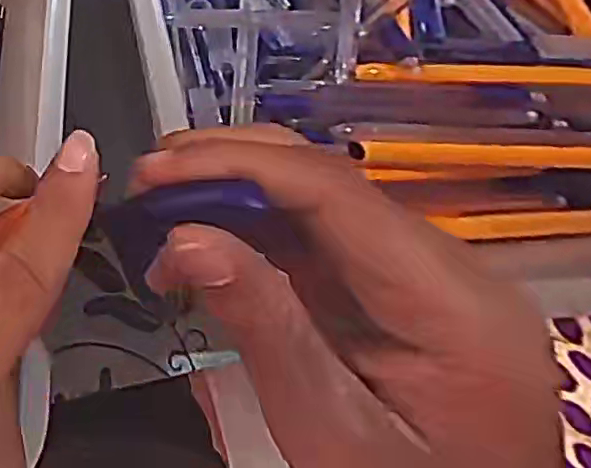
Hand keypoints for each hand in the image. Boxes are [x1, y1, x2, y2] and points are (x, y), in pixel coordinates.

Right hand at [133, 126, 559, 467]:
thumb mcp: (331, 429)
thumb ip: (262, 328)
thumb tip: (183, 239)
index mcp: (445, 296)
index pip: (326, 185)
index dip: (232, 163)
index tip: (156, 172)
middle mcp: (434, 256)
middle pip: (312, 167)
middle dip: (217, 161)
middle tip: (145, 184)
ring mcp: (406, 254)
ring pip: (299, 180)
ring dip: (221, 181)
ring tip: (158, 205)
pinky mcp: (377, 263)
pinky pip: (299, 214)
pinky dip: (238, 211)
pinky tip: (198, 230)